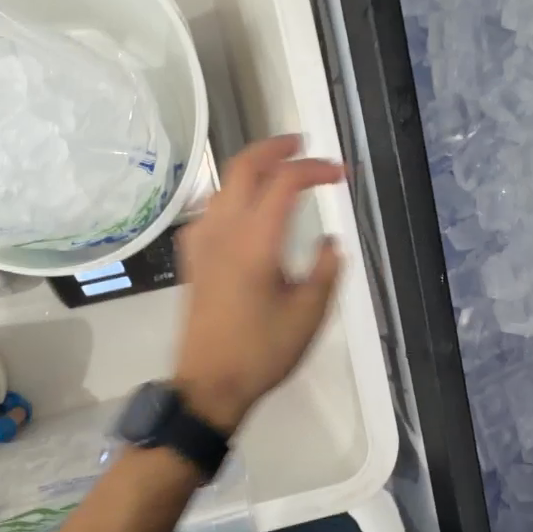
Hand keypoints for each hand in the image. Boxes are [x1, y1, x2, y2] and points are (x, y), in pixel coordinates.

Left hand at [172, 135, 344, 433]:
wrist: (208, 385)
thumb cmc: (262, 353)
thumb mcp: (309, 315)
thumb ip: (326, 270)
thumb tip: (330, 242)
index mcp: (255, 241)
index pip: (285, 182)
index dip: (316, 169)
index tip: (341, 175)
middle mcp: (222, 230)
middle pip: (244, 167)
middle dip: (276, 149)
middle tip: (302, 145)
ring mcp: (201, 242)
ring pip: (223, 185)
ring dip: (252, 169)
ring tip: (279, 172)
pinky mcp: (191, 258)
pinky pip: (210, 209)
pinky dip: (232, 194)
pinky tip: (245, 210)